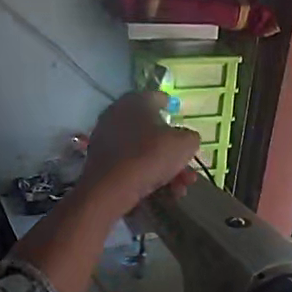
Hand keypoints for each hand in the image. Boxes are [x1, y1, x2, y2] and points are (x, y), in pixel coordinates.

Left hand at [78, 91, 200, 211]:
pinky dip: (149, 178)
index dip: (166, 103)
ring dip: (167, 171)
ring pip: (143, 154)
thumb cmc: (149, 156)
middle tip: (188, 166)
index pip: (152, 97)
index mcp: (132, 104)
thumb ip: (190, 138)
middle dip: (174, 152)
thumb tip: (186, 140)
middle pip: (150, 132)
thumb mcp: (184, 144)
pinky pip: (131, 168)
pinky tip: (166, 193)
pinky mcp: (102, 167)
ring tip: (182, 188)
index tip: (174, 109)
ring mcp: (106, 144)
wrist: (111, 189)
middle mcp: (115, 119)